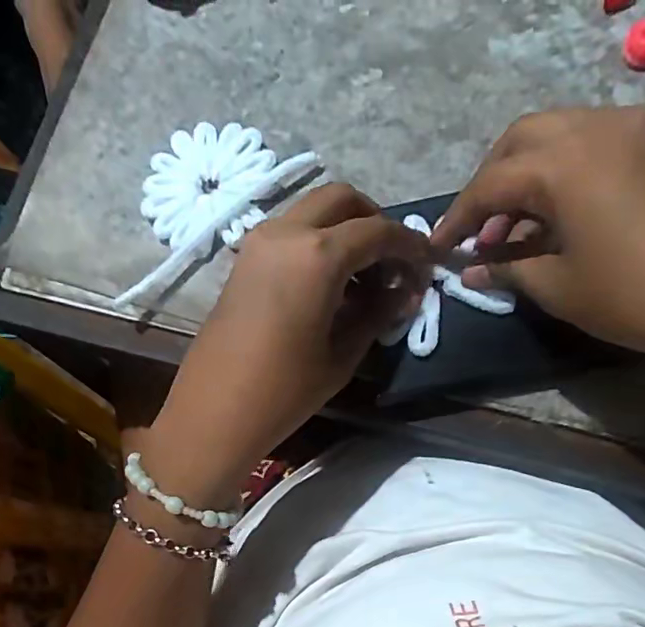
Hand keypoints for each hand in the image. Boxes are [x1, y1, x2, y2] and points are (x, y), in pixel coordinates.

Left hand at [143, 183, 427, 505]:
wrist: (217, 408)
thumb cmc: (286, 390)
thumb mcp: (343, 355)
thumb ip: (377, 314)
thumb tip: (404, 293)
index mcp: (318, 255)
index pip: (378, 231)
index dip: (410, 245)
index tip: (428, 265)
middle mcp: (288, 232)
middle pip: (343, 200)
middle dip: (375, 222)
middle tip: (393, 263)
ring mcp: (260, 241)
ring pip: (314, 211)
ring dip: (346, 231)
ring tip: (365, 280)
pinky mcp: (246, 258)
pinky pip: (292, 231)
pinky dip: (319, 242)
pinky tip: (332, 285)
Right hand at [432, 107, 644, 367]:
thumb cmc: (631, 296)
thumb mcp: (558, 287)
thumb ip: (508, 270)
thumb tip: (471, 270)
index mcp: (562, 161)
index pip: (492, 183)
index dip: (460, 217)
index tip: (440, 246)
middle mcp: (593, 127)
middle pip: (521, 140)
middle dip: (490, 183)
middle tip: (478, 230)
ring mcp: (631, 129)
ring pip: (557, 135)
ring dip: (526, 174)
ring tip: (514, 229)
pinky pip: (591, 143)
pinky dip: (562, 170)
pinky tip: (557, 212)